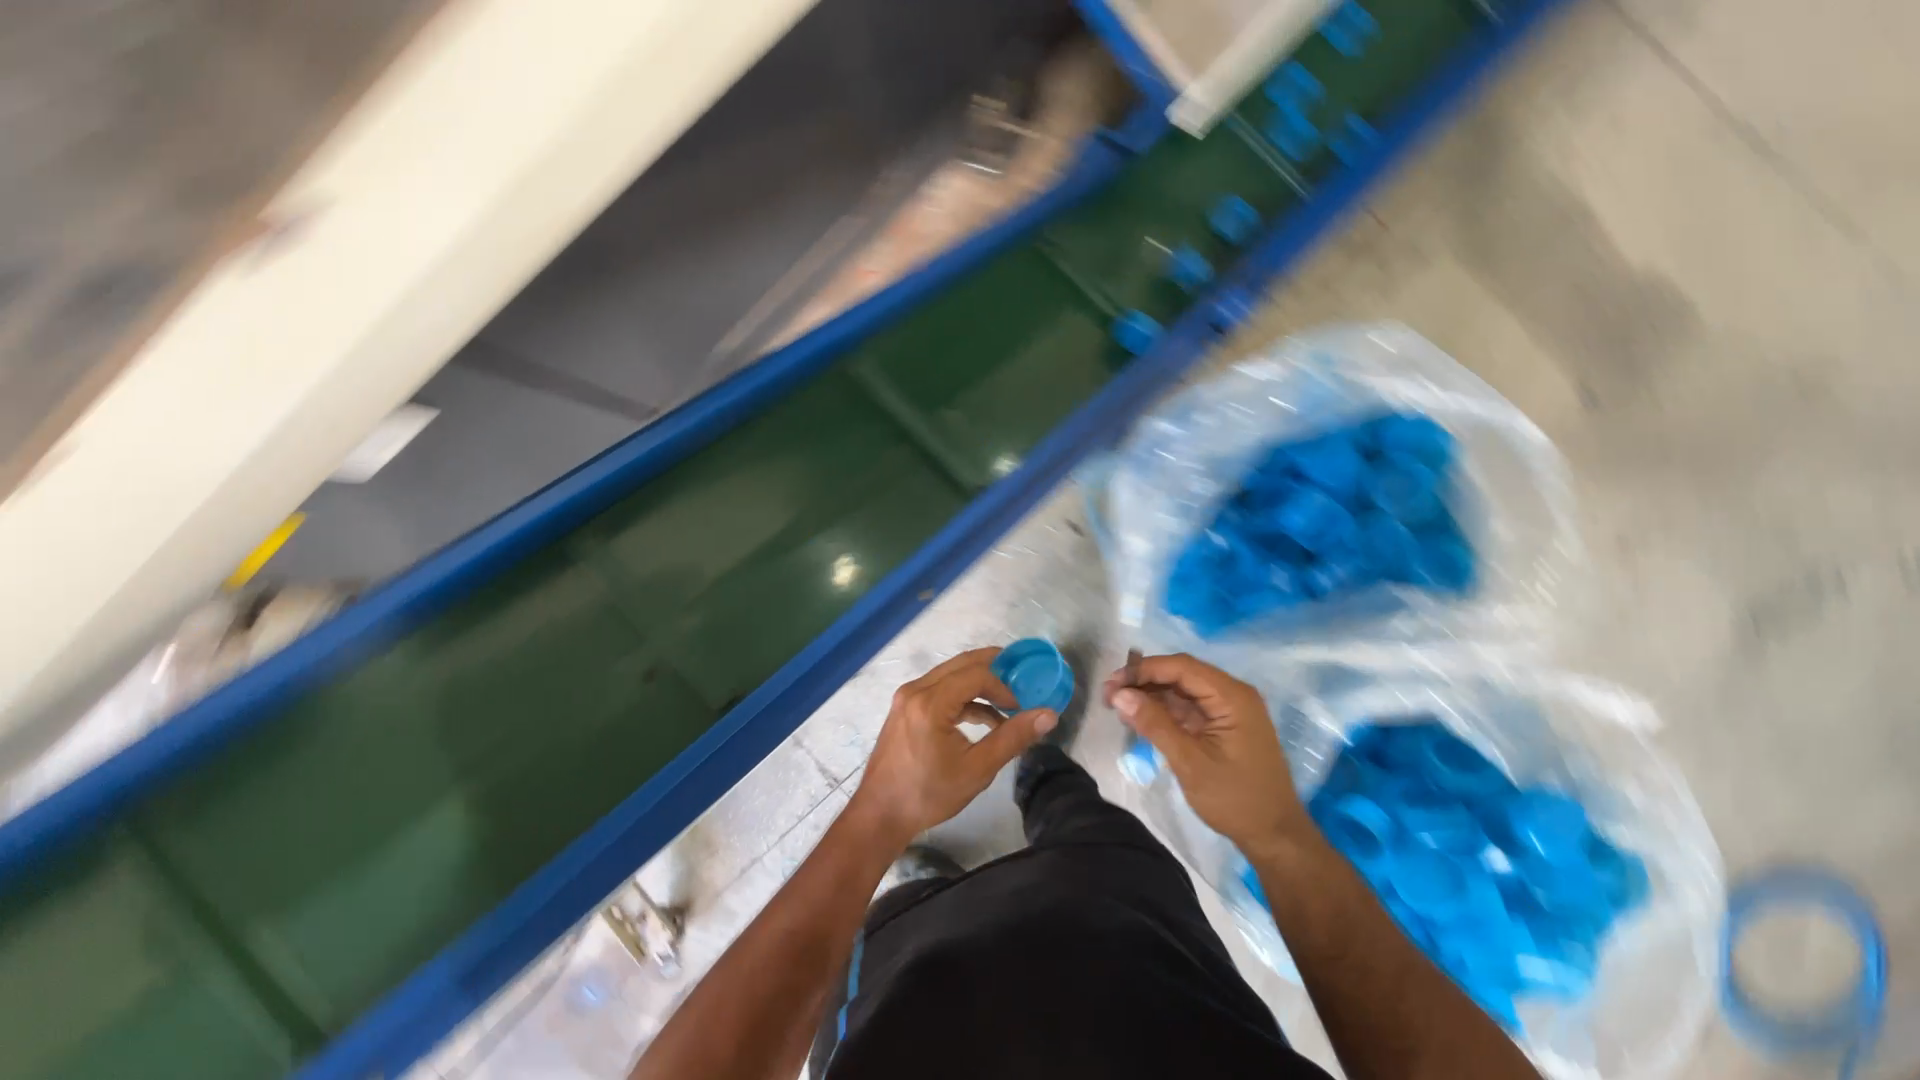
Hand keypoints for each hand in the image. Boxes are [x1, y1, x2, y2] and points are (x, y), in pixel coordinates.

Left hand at [851, 647, 1057, 849]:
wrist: (880, 814)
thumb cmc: (928, 794)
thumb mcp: (977, 769)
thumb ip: (1013, 738)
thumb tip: (1048, 715)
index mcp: (930, 703)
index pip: (977, 675)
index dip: (1004, 686)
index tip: (1022, 707)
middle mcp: (915, 691)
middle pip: (962, 665)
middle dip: (995, 670)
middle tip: (1022, 680)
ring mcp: (906, 698)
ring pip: (949, 675)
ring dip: (979, 685)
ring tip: (1007, 704)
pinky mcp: (904, 709)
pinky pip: (939, 690)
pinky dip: (962, 697)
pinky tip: (983, 719)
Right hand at [1103, 653, 1310, 857]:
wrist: (1274, 834)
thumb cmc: (1235, 798)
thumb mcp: (1190, 762)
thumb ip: (1155, 724)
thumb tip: (1120, 695)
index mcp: (1232, 696)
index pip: (1182, 667)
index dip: (1144, 670)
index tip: (1112, 684)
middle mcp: (1233, 695)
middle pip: (1182, 675)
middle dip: (1144, 681)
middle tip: (1109, 696)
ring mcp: (1229, 711)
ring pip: (1183, 691)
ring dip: (1151, 696)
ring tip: (1117, 706)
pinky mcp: (1223, 727)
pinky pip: (1190, 708)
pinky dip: (1164, 711)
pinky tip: (1140, 718)